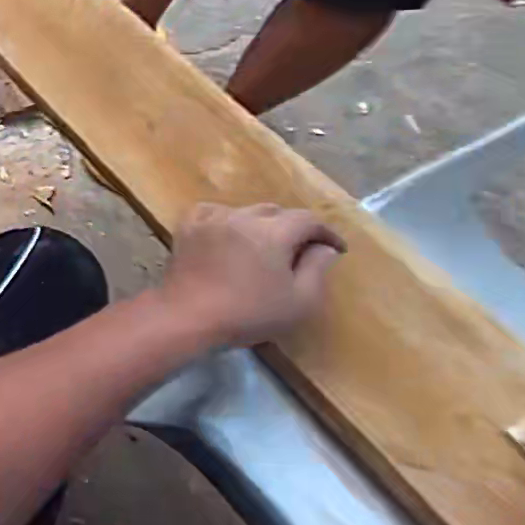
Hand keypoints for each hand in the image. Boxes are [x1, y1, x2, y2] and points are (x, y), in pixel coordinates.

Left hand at [158, 203, 344, 347]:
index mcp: (273, 232)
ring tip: (263, 244)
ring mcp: (212, 218)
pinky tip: (227, 231)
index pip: (307, 219)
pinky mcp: (188, 226)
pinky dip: (225, 218)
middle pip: (275, 211)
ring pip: (244, 210)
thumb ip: (317, 269)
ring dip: (260, 223)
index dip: (325, 232)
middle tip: (300, 249)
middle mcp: (242, 216)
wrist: (189, 314)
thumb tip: (326, 248)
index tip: (336, 248)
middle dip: (293, 227)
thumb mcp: (299, 301)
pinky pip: (212, 211)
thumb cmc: (249, 313)